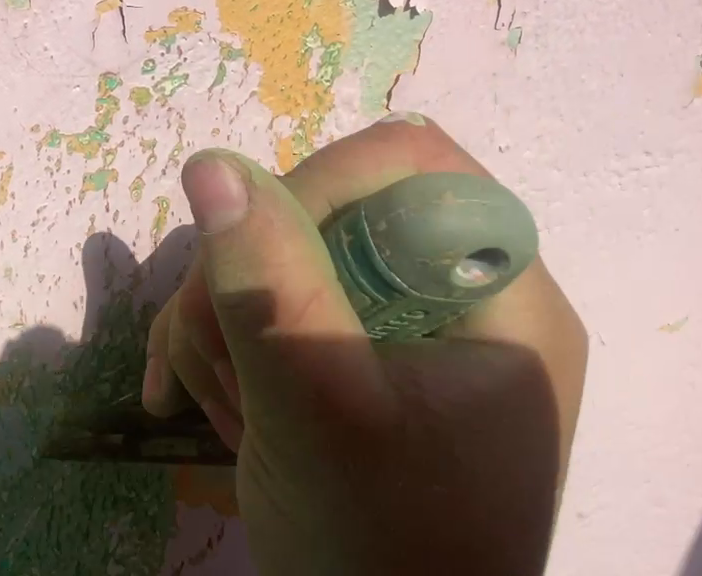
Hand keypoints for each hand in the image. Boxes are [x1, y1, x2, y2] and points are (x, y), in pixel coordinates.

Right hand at [142, 117, 587, 575]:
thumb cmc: (378, 551)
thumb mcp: (318, 409)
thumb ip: (268, 282)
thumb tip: (210, 164)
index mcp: (499, 297)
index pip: (411, 166)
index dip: (322, 183)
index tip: (253, 249)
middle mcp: (448, 296)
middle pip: (322, 207)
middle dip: (243, 270)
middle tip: (208, 344)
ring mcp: (390, 326)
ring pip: (274, 253)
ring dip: (214, 315)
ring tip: (211, 402)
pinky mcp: (340, 352)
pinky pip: (258, 300)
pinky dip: (212, 342)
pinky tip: (202, 403)